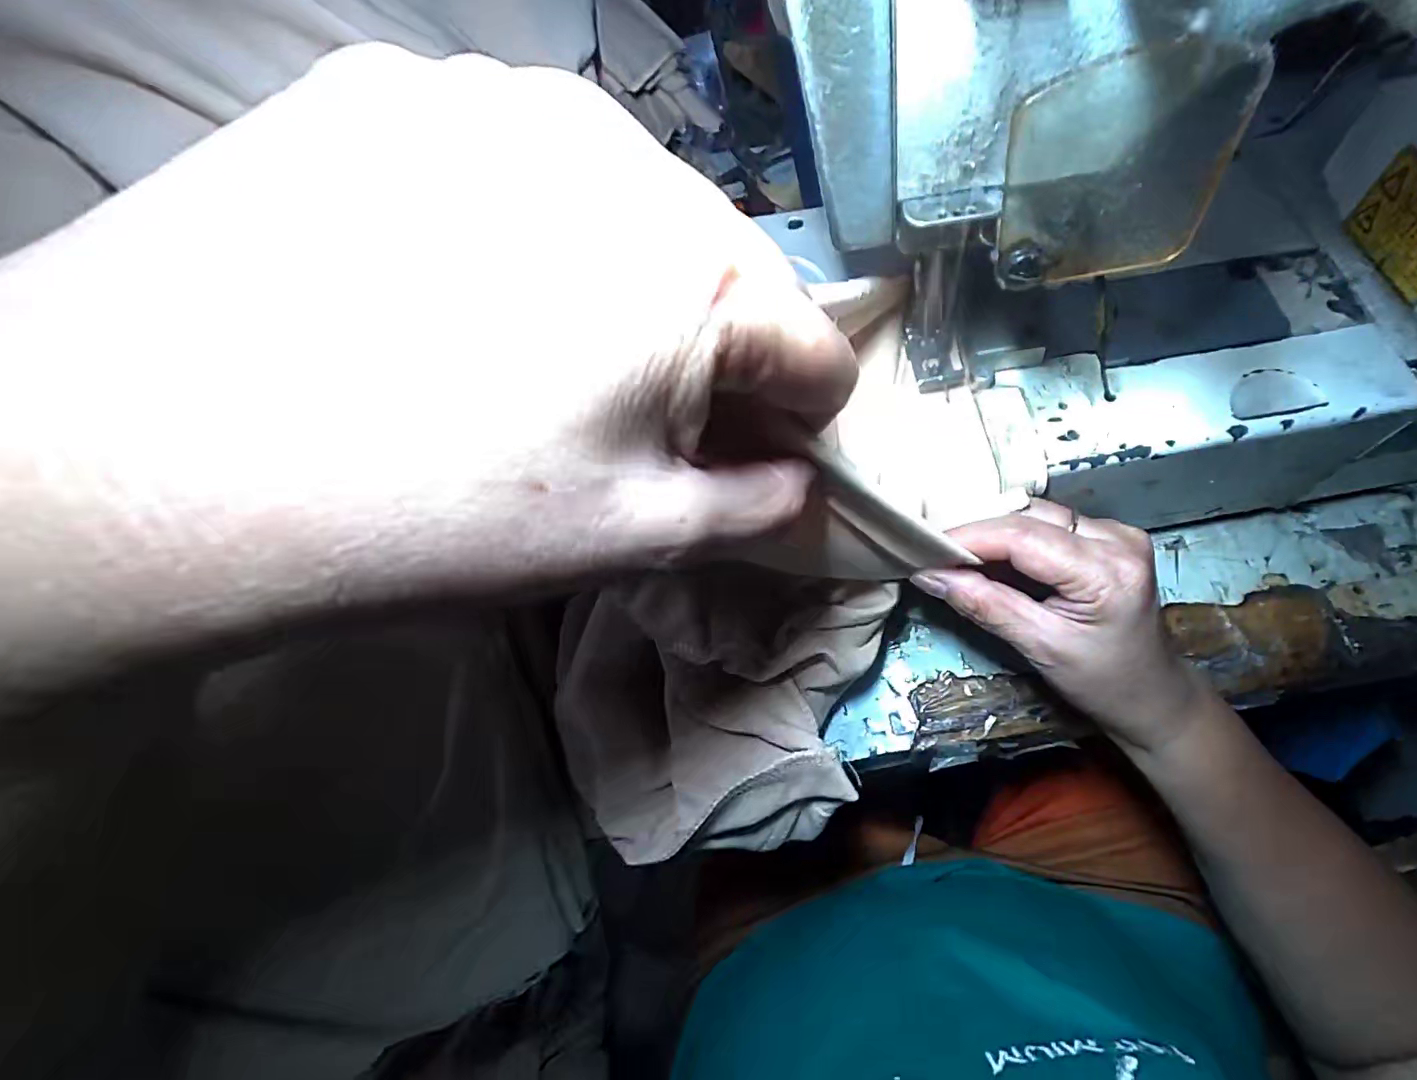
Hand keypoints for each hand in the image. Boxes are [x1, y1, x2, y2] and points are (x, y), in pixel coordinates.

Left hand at [0, 44, 852, 603]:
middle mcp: (629, 160)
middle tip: (658, 414)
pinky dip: (559, 230)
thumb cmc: (445, 514)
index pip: (819, 352)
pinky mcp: (408, 89)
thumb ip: (763, 507)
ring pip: (658, 214)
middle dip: (731, 353)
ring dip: (655, 287)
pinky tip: (488, 285)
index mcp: (700, 275)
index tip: (751, 454)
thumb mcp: (645, 535)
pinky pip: (549, 167)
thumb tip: (805, 482)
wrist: (139, 465)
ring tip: (572, 350)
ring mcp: (509, 105)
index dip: (800, 418)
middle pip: (748, 278)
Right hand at [912, 502, 1215, 754]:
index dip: (970, 537)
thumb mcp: (1041, 647)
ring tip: (958, 554)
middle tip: (936, 551)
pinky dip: (1019, 538)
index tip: (926, 547)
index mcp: (1107, 570)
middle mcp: (1118, 538)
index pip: (1024, 536)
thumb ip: (987, 605)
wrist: (1152, 693)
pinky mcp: (1111, 536)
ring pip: (1041, 515)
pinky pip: (1054, 525)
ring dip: (998, 533)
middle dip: (980, 532)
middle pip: (1032, 517)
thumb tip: (931, 575)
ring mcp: (1118, 533)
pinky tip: (994, 556)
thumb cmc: (1103, 682)